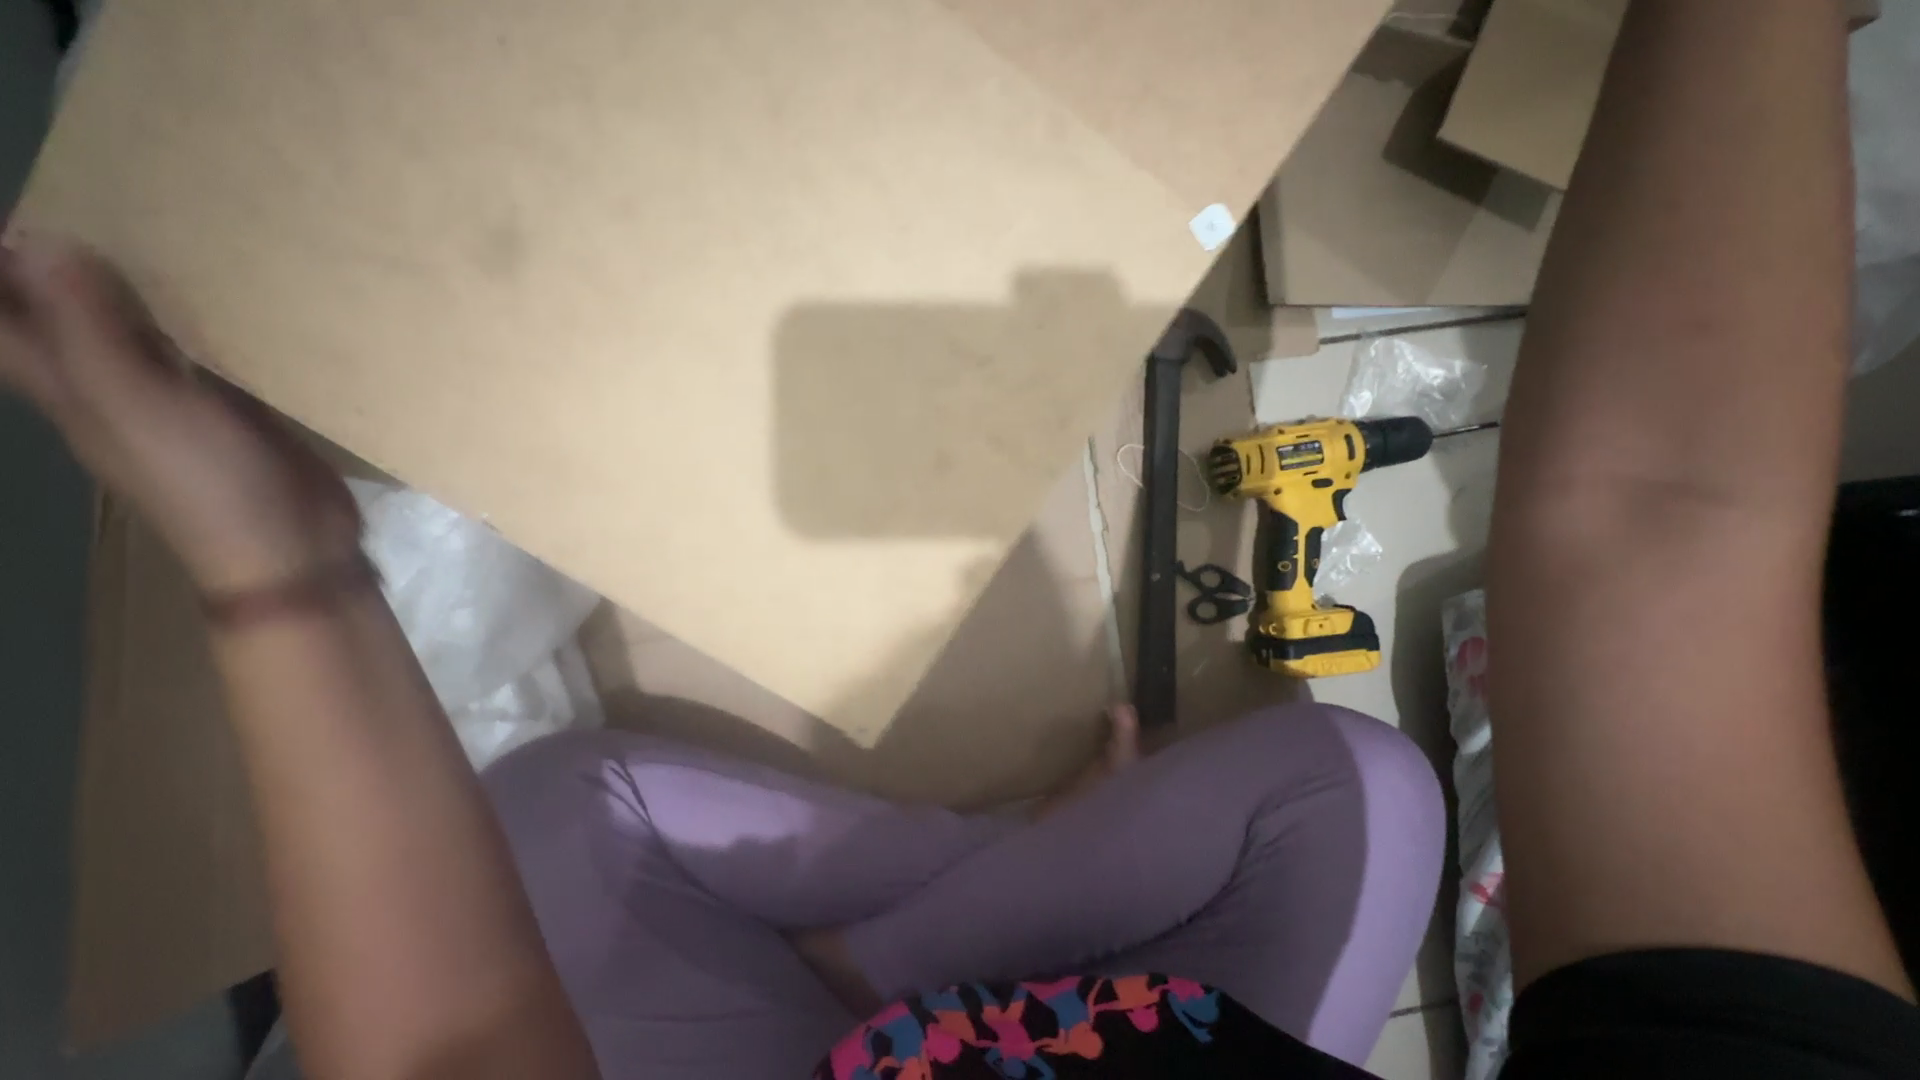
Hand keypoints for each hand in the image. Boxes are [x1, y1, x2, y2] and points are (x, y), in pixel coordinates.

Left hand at [0, 236, 359, 594]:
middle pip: (66, 324)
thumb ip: (88, 327)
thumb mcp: (136, 402)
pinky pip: (210, 359)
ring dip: (141, 296)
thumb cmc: (208, 482)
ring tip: (169, 244)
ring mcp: (183, 406)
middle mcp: (116, 392)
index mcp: (72, 390)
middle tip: (101, 217)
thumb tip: (37, 240)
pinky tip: (240, 305)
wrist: (291, 549)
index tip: (31, 220)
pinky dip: (211, 329)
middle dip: (63, 273)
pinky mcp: (243, 415)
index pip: (2, 323)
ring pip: (142, 338)